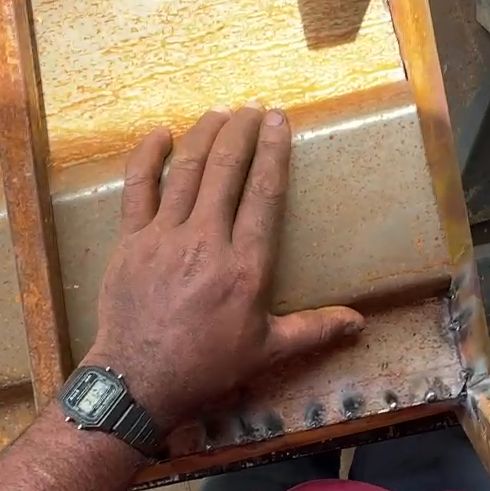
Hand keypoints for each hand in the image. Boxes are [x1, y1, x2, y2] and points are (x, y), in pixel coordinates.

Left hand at [86, 107, 364, 429]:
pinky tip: (159, 134)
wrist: (140, 381)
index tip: (278, 121)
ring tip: (219, 113)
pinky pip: (137, 188)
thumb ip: (314, 330)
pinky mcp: (130, 242)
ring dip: (204, 135)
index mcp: (245, 267)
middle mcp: (206, 241)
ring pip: (186, 171)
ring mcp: (164, 237)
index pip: (264, 195)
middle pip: (225, 170)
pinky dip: (147, 157)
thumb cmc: (207, 368)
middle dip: (241, 132)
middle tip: (253, 109)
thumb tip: (359, 323)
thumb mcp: (267, 352)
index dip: (273, 152)